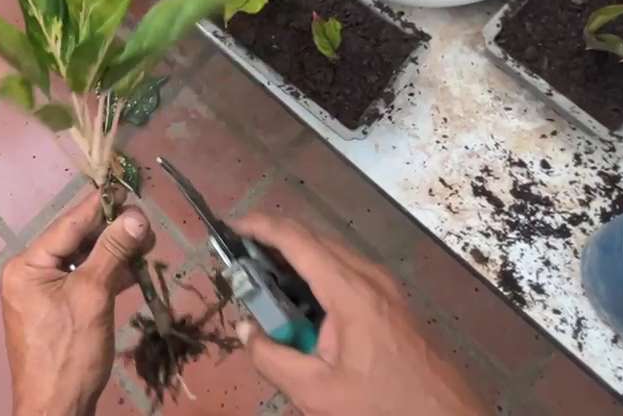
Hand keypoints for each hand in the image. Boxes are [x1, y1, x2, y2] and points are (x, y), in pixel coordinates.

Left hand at [2, 192, 153, 415]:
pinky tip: (134, 269)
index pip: (68, 224)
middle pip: (75, 241)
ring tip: (145, 242)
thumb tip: (136, 215)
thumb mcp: (93, 295)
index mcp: (27, 264)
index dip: (98, 206)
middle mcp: (29, 273)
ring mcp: (42, 294)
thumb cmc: (70, 352)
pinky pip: (83, 283)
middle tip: (144, 220)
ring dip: (113, 253)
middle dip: (111, 232)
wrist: (57, 413)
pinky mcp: (57, 312)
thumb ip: (112, 251)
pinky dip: (107, 276)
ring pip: (82, 262)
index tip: (125, 188)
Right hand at [232, 213, 487, 415]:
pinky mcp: (393, 301)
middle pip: (311, 238)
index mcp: (349, 289)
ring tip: (266, 282)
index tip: (229, 226)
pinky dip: (316, 273)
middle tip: (241, 260)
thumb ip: (272, 358)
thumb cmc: (384, 410)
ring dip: (295, 258)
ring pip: (329, 252)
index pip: (294, 238)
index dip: (258, 225)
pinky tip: (304, 303)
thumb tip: (245, 329)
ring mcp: (385, 286)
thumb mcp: (317, 395)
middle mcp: (369, 275)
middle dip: (272, 241)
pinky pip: (345, 269)